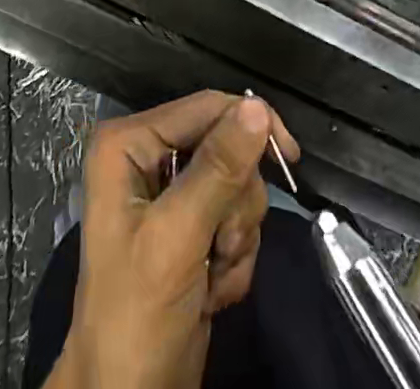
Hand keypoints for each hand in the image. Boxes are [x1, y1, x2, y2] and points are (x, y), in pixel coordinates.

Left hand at [45, 91, 301, 388]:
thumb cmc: (136, 313)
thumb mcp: (176, 237)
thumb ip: (218, 169)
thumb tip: (257, 108)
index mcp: (129, 143)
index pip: (206, 107)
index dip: (251, 126)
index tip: (290, 158)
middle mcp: (148, 157)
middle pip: (228, 147)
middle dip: (234, 204)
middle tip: (219, 244)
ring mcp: (172, 193)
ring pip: (239, 186)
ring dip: (236, 235)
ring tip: (210, 271)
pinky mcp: (192, 226)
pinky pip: (238, 219)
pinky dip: (235, 256)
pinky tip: (211, 286)